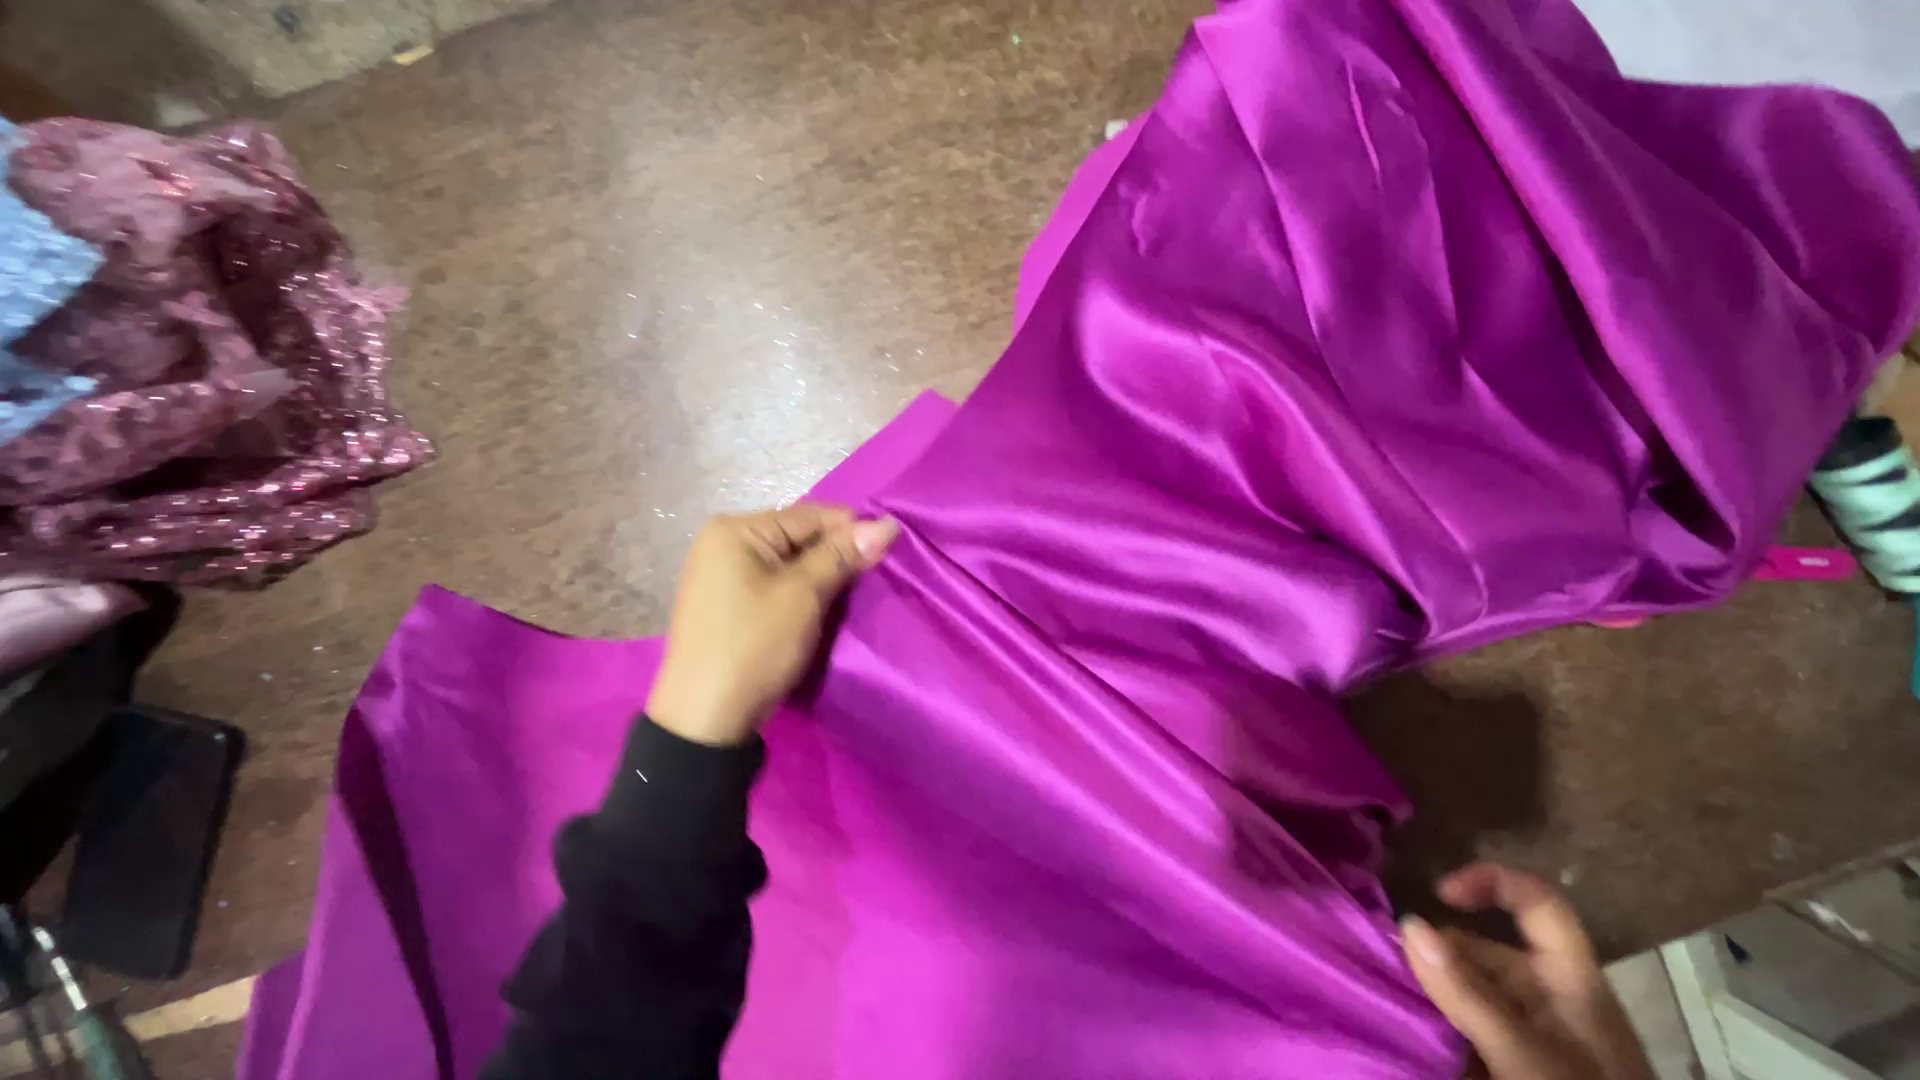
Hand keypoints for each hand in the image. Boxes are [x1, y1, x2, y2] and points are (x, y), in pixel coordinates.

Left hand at [646, 504, 898, 745]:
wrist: (705, 719)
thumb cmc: (754, 645)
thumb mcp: (803, 596)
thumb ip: (842, 556)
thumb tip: (888, 524)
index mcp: (734, 529)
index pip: (810, 515)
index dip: (853, 530)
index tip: (891, 549)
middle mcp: (722, 543)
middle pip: (798, 537)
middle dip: (836, 555)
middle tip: (874, 577)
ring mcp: (720, 575)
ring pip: (788, 564)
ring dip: (821, 576)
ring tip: (852, 595)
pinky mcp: (726, 604)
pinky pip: (773, 585)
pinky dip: (800, 593)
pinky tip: (820, 610)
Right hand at [1401, 863, 1653, 1079]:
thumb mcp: (1524, 1058)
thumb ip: (1467, 994)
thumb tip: (1407, 922)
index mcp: (1571, 981)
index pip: (1536, 902)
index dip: (1489, 882)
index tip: (1436, 895)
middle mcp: (1553, 997)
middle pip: (1486, 948)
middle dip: (1436, 950)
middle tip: (1386, 966)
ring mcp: (1536, 1034)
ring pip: (1470, 987)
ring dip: (1430, 988)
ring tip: (1390, 998)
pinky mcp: (1517, 1064)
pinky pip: (1467, 1025)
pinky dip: (1438, 1021)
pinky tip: (1411, 1032)